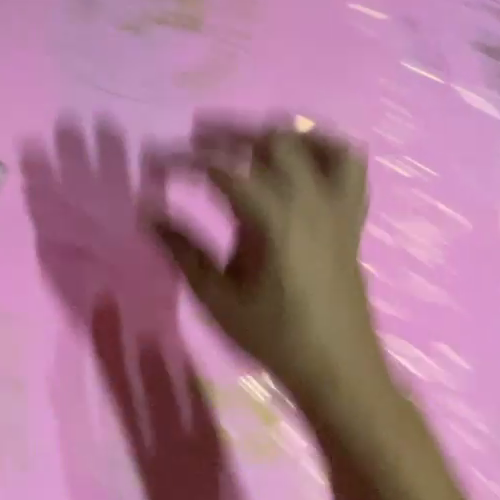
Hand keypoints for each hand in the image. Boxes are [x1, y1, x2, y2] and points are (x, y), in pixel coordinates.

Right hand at [150, 122, 386, 416]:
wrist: (337, 366)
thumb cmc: (270, 333)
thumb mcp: (214, 294)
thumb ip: (181, 248)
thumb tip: (148, 211)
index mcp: (274, 222)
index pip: (225, 167)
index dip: (185, 159)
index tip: (154, 163)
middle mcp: (311, 204)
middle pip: (272, 141)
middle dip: (227, 134)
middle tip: (191, 143)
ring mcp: (338, 208)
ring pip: (315, 143)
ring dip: (276, 134)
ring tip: (243, 141)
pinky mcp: (351, 218)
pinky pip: (347, 166)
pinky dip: (321, 149)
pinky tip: (293, 158)